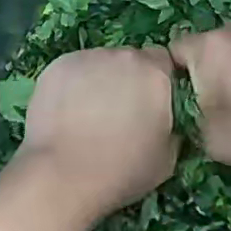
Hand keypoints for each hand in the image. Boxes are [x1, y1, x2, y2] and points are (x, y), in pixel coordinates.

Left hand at [14, 48, 177, 215]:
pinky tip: (67, 112)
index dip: (159, 79)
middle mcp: (122, 56)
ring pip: (101, 63)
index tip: (151, 101)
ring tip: (89, 114)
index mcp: (153, 73)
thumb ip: (172, 124)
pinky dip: (74, 84)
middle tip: (120, 111)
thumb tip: (165, 116)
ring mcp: (87, 57)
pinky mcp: (58, 64)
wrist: (63, 175)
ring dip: (101, 80)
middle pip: (130, 59)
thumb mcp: (167, 158)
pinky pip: (74, 69)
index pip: (163, 60)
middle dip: (128, 79)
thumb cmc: (122, 170)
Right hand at [170, 23, 230, 167]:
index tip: (185, 103)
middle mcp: (227, 28)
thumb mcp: (213, 140)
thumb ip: (187, 122)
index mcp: (205, 46)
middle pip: (202, 49)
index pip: (172, 54)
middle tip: (215, 105)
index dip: (173, 79)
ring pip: (230, 48)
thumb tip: (183, 114)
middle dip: (204, 73)